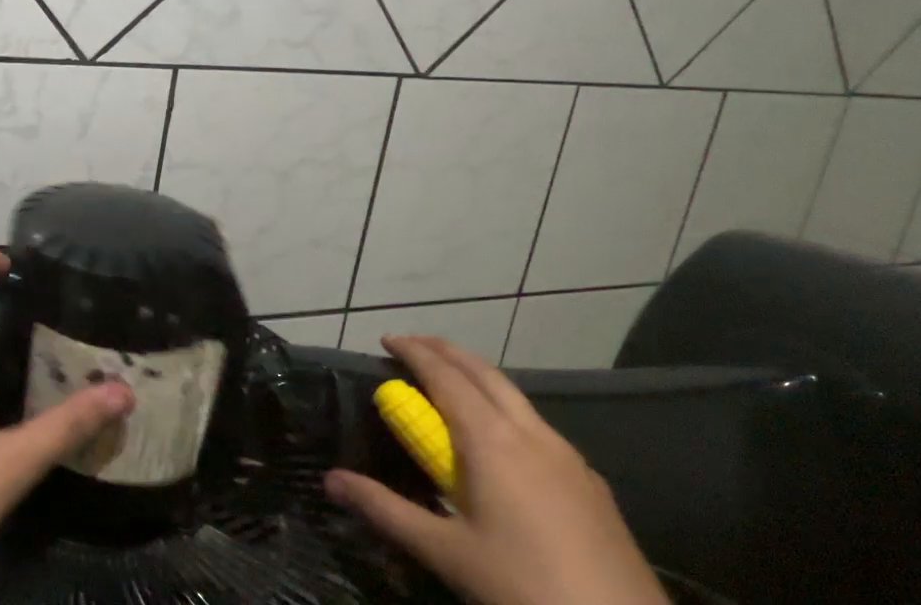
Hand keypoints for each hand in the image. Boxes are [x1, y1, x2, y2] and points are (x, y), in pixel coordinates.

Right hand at [325, 336, 667, 604]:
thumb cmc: (524, 586)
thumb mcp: (444, 552)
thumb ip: (385, 510)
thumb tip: (331, 480)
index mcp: (491, 440)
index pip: (445, 376)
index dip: (414, 352)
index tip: (387, 340)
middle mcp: (531, 434)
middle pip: (484, 372)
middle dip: (446, 352)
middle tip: (412, 348)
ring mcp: (568, 457)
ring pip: (516, 397)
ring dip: (477, 378)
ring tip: (449, 388)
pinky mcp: (590, 483)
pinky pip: (537, 426)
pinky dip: (505, 410)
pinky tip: (500, 444)